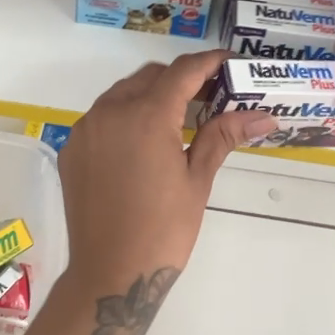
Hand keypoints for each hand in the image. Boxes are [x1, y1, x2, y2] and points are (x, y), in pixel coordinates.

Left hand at [56, 50, 275, 295]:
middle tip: (209, 97)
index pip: (183, 71)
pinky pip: (102, 117)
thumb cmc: (164, 230)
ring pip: (122, 93)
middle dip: (181, 80)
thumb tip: (262, 115)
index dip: (209, 61)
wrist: (110, 273)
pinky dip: (124, 117)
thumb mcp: (197, 180)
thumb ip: (223, 137)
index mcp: (147, 116)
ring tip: (178, 120)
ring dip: (150, 95)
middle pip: (151, 76)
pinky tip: (142, 145)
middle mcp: (110, 111)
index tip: (229, 61)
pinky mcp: (72, 147)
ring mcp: (86, 128)